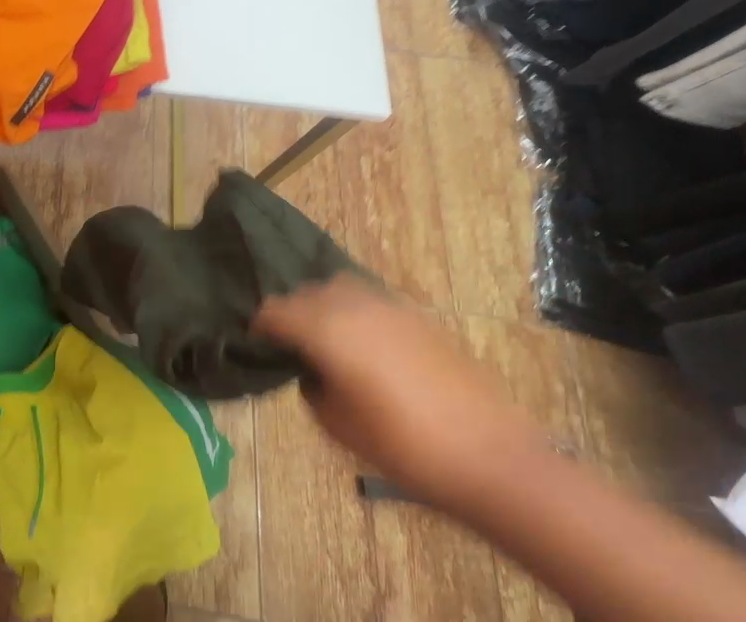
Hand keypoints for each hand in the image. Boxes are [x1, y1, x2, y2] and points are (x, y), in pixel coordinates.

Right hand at [253, 275, 548, 506]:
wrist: (490, 457)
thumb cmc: (402, 446)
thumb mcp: (335, 423)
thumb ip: (311, 386)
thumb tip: (310, 370)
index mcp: (325, 328)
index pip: (274, 310)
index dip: (259, 327)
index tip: (255, 346)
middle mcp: (354, 306)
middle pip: (306, 293)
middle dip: (292, 314)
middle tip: (288, 345)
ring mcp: (392, 308)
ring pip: (341, 289)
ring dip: (325, 308)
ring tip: (326, 341)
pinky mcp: (422, 320)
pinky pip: (373, 303)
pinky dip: (357, 315)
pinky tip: (364, 347)